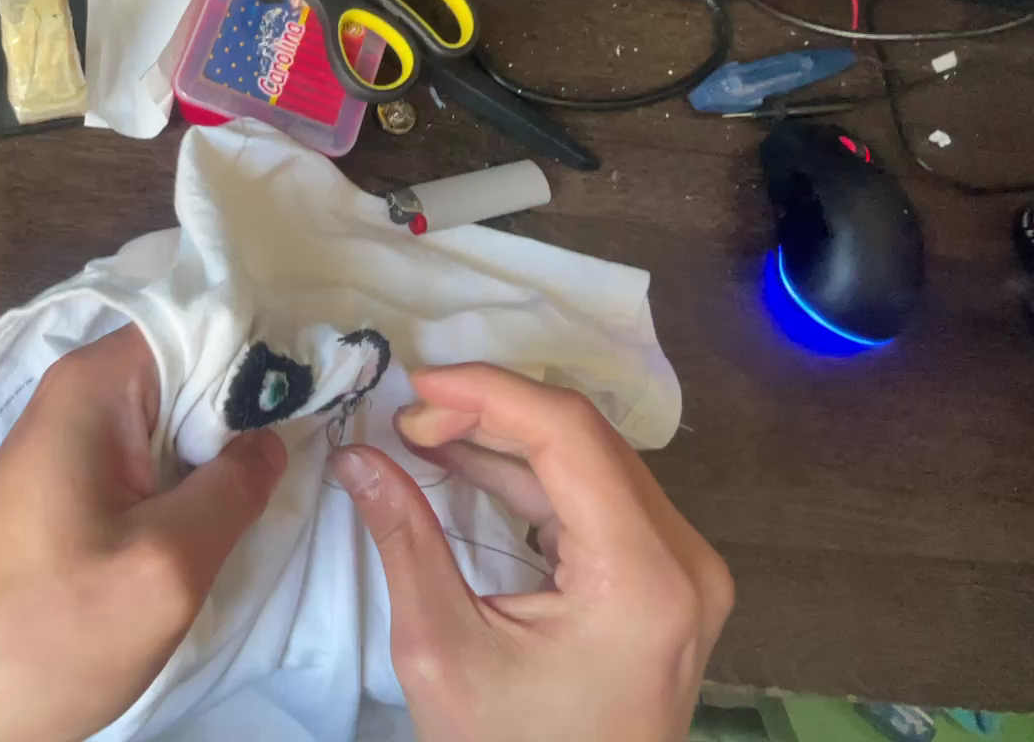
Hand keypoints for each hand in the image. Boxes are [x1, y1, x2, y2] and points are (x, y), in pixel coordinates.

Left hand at [0, 325, 286, 741]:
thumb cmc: (45, 632)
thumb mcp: (165, 565)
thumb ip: (233, 487)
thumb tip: (273, 437)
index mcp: (96, 385)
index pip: (197, 324)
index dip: (263, 346)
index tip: (326, 370)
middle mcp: (81, 395)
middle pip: (187, 366)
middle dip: (250, 396)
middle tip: (326, 417)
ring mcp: (74, 440)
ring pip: (172, 415)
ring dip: (223, 439)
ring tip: (297, 452)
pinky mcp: (73, 484)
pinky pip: (149, 455)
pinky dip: (192, 470)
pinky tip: (235, 495)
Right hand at [330, 365, 731, 741]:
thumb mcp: (440, 648)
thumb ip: (402, 539)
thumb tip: (353, 457)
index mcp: (641, 577)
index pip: (569, 435)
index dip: (488, 391)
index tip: (416, 386)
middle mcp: (680, 557)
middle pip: (580, 435)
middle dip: (485, 410)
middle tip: (407, 421)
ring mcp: (676, 564)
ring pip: (582, 454)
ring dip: (498, 434)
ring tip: (421, 431)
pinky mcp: (657, 571)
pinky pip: (585, 489)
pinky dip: (519, 468)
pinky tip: (460, 459)